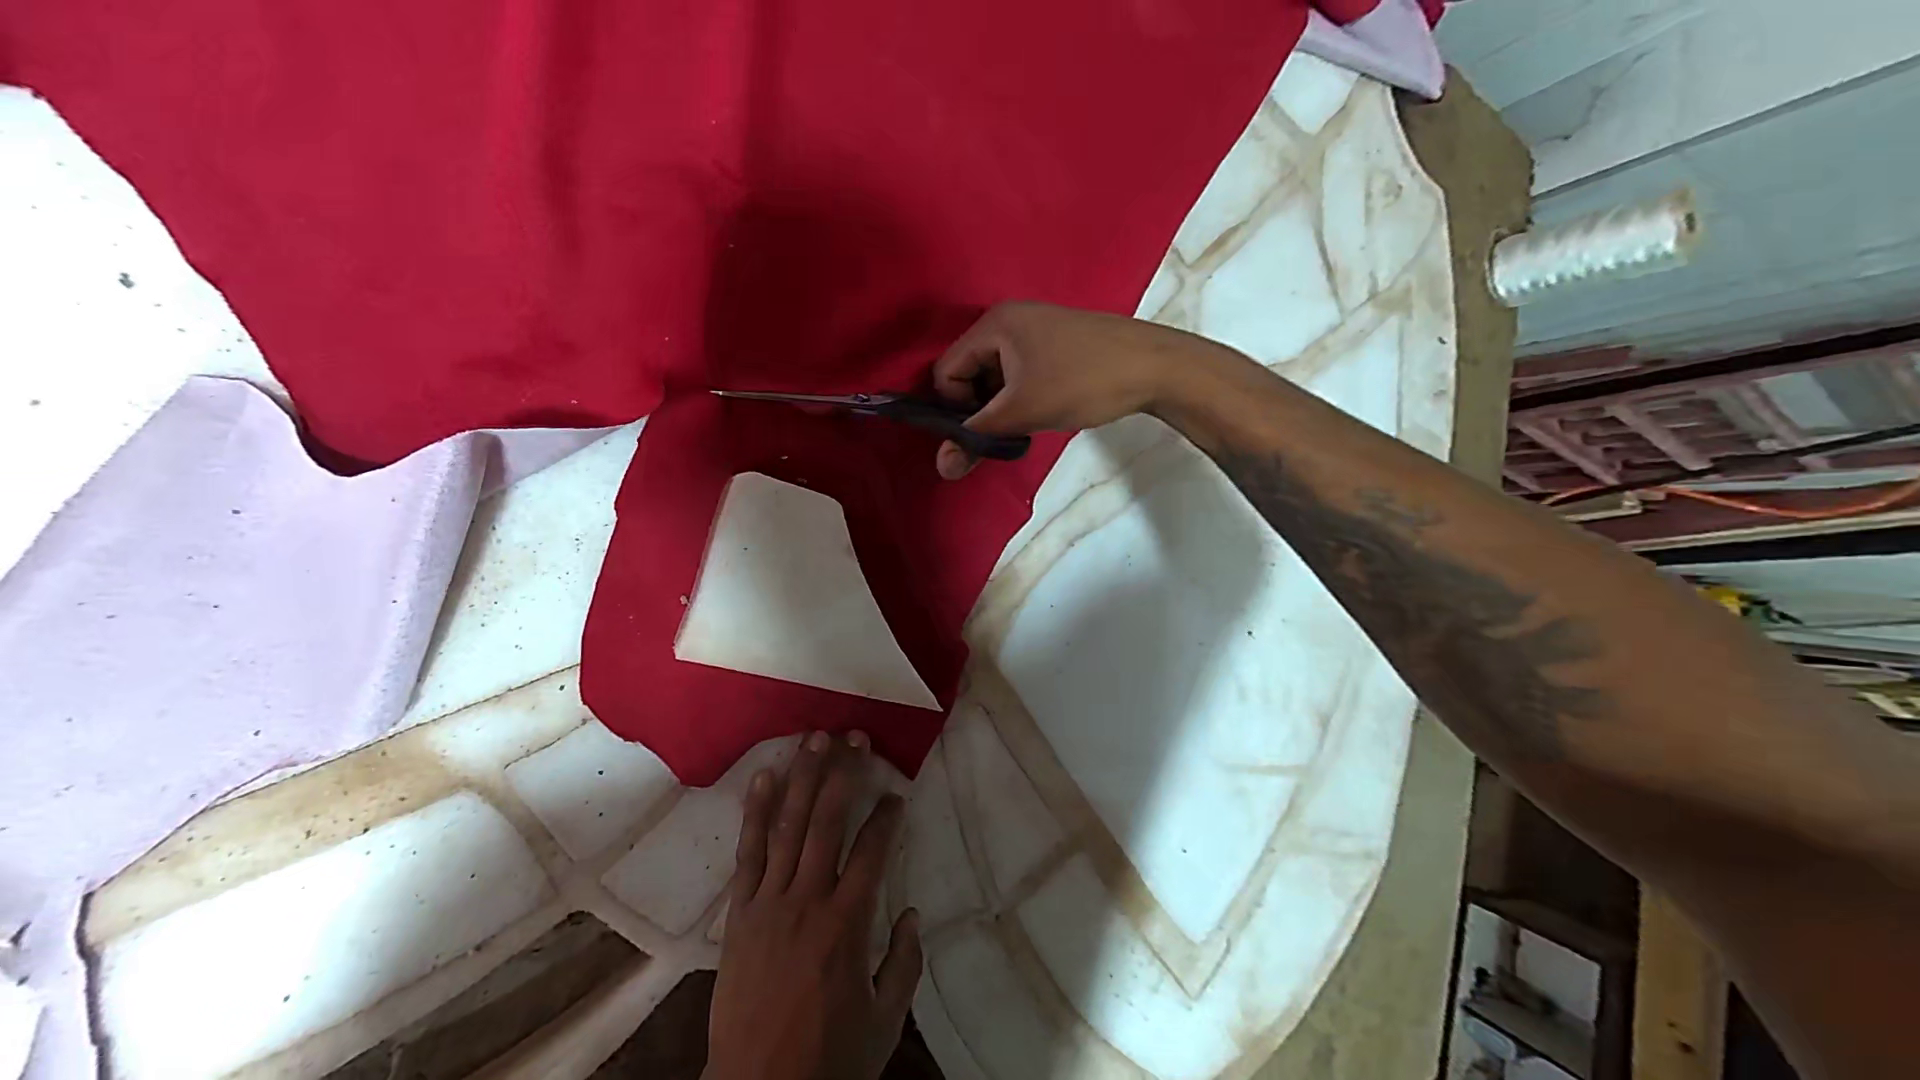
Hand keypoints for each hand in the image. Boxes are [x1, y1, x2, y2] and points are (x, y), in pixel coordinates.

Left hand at [703, 731, 921, 1079]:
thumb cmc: (829, 1057)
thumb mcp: (885, 1019)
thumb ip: (905, 962)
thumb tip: (910, 913)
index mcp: (848, 923)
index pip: (873, 851)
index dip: (887, 817)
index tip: (896, 793)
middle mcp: (809, 900)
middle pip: (828, 822)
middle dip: (845, 774)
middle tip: (856, 736)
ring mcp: (769, 902)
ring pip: (789, 826)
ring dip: (804, 778)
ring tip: (815, 739)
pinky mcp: (740, 913)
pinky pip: (748, 853)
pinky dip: (756, 812)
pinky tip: (764, 778)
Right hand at [930, 300, 1232, 477]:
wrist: (1156, 367)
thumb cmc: (1082, 382)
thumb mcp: (1023, 412)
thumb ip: (977, 439)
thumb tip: (941, 468)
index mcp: (993, 324)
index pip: (946, 372)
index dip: (958, 408)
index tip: (989, 427)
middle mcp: (1009, 319)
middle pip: (969, 373)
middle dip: (982, 407)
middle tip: (1010, 427)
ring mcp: (1035, 328)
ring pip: (996, 376)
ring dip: (1004, 405)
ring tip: (1032, 419)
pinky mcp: (1056, 342)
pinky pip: (1019, 372)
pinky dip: (1023, 395)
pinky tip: (1047, 407)